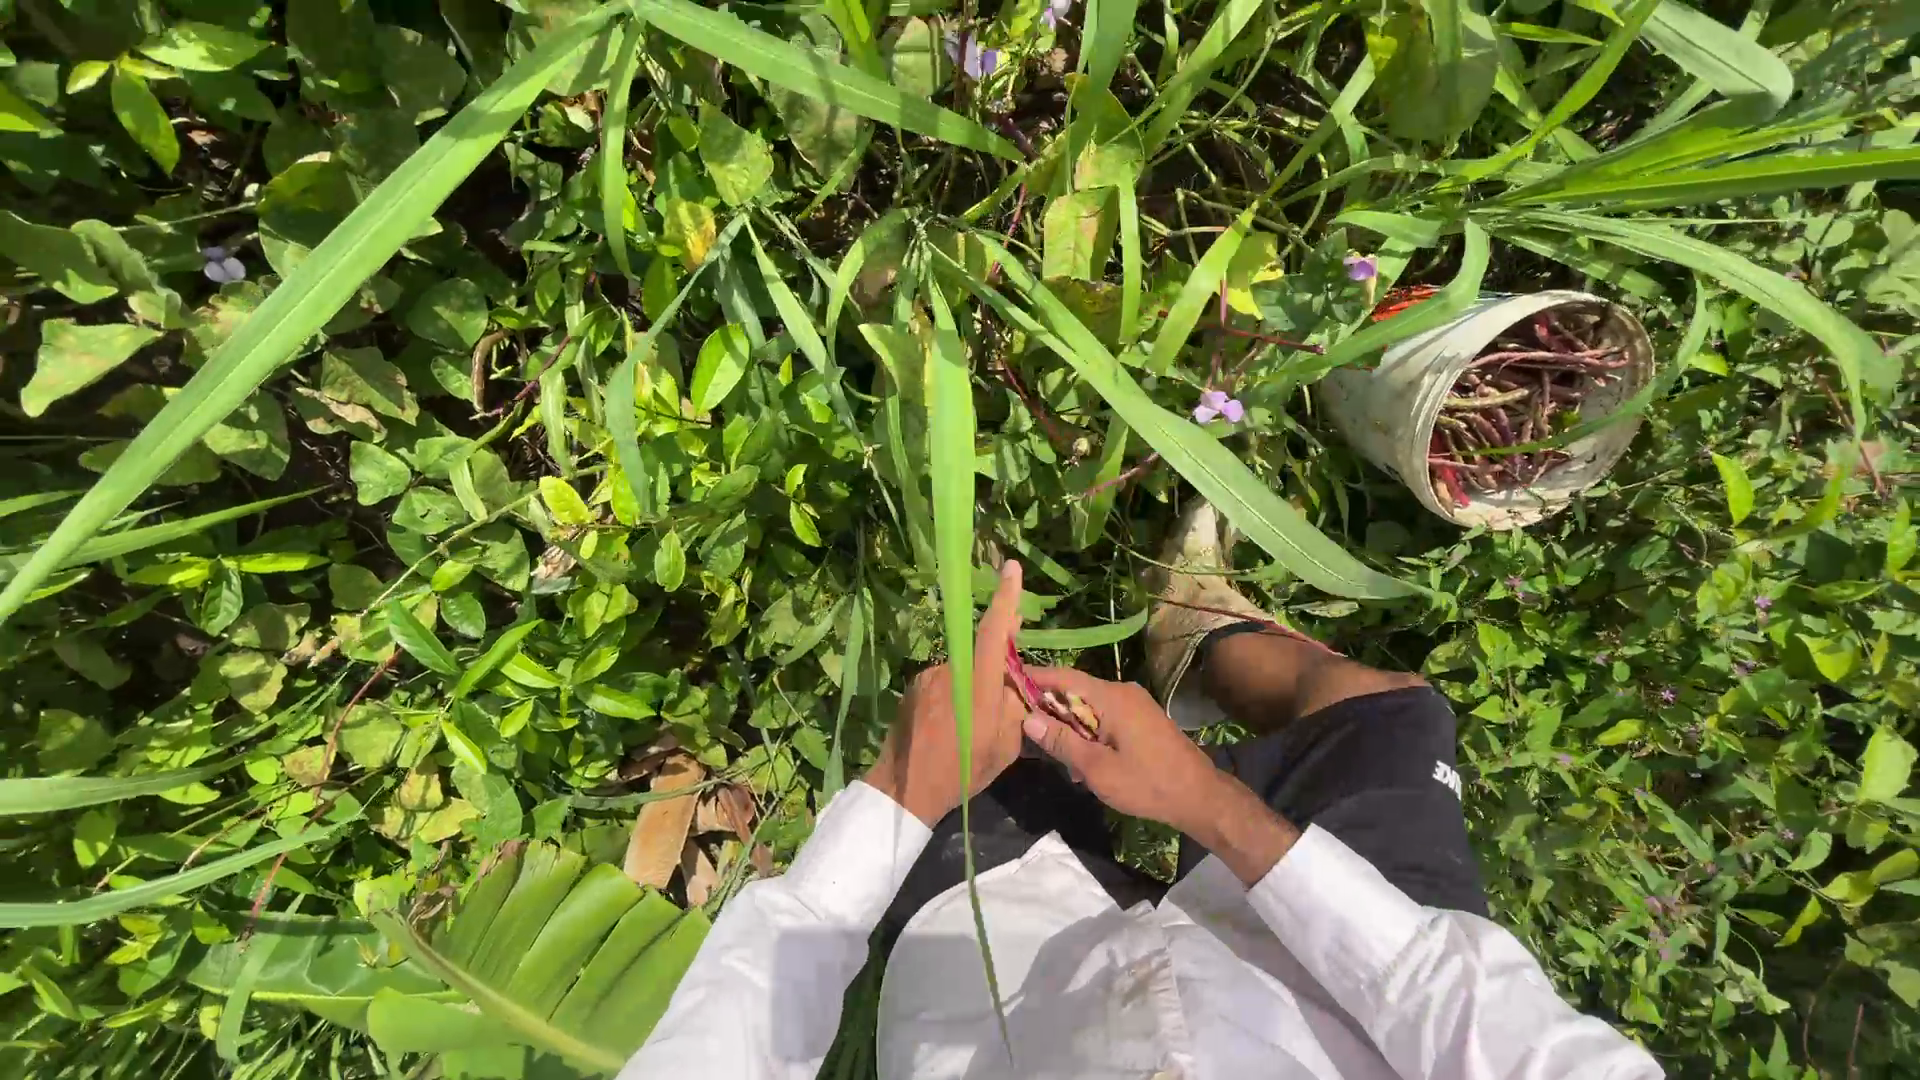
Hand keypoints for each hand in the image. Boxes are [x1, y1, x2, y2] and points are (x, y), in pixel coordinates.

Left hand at [864, 561, 1027, 825]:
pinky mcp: (914, 686)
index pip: (995, 631)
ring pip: (964, 670)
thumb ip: (1014, 708)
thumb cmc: (962, 771)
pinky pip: (945, 681)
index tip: (1010, 567)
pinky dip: (954, 695)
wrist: (905, 788)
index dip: (1006, 599)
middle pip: (982, 653)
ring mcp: (929, 676)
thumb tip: (1015, 685)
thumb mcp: (1005, 747)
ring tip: (969, 727)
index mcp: (979, 684)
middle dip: (998, 666)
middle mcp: (952, 670)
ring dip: (973, 687)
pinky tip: (949, 726)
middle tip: (1004, 696)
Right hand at [1021, 667, 1299, 884]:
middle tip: (1024, 725)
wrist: (1200, 796)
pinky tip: (1083, 761)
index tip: (1008, 678)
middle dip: (1050, 708)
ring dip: (1071, 726)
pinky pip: (1105, 716)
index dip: (1035, 677)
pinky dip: (1089, 732)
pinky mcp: (1142, 718)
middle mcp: (1122, 692)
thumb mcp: (1097, 769)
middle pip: (1076, 691)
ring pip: (1090, 706)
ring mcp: (1135, 704)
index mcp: (1111, 697)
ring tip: (1056, 755)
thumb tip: (1029, 718)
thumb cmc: (1147, 783)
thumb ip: (1062, 742)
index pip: (1064, 677)